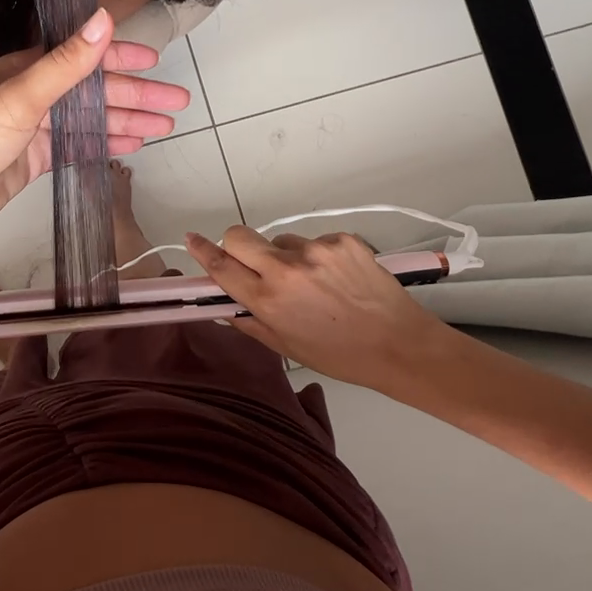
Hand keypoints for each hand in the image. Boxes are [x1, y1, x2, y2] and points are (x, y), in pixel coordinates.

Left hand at [0, 9, 188, 241]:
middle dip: (136, 95)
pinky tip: (132, 146)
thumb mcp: (21, 97)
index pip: (83, 57)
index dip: (120, 57)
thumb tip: (103, 18)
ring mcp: (35, 129)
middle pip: (94, 91)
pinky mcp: (34, 159)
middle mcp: (33, 95)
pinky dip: (105, 144)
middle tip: (176, 102)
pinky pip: (78, 147)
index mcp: (26, 70)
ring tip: (165, 128)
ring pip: (91, 121)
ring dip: (127, 122)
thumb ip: (66, 63)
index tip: (155, 60)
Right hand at [185, 228, 461, 388]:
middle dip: (237, 246)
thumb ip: (249, 321)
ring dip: (284, 256)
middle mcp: (287, 269)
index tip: (191, 239)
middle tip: (252, 264)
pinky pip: (314, 241)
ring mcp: (316, 250)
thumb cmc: (340, 355)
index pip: (221, 265)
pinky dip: (317, 256)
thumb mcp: (286, 346)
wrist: (400, 345)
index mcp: (268, 300)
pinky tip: (335, 278)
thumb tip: (223, 305)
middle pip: (239, 235)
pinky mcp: (343, 240)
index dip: (202, 251)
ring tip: (311, 283)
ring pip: (280, 240)